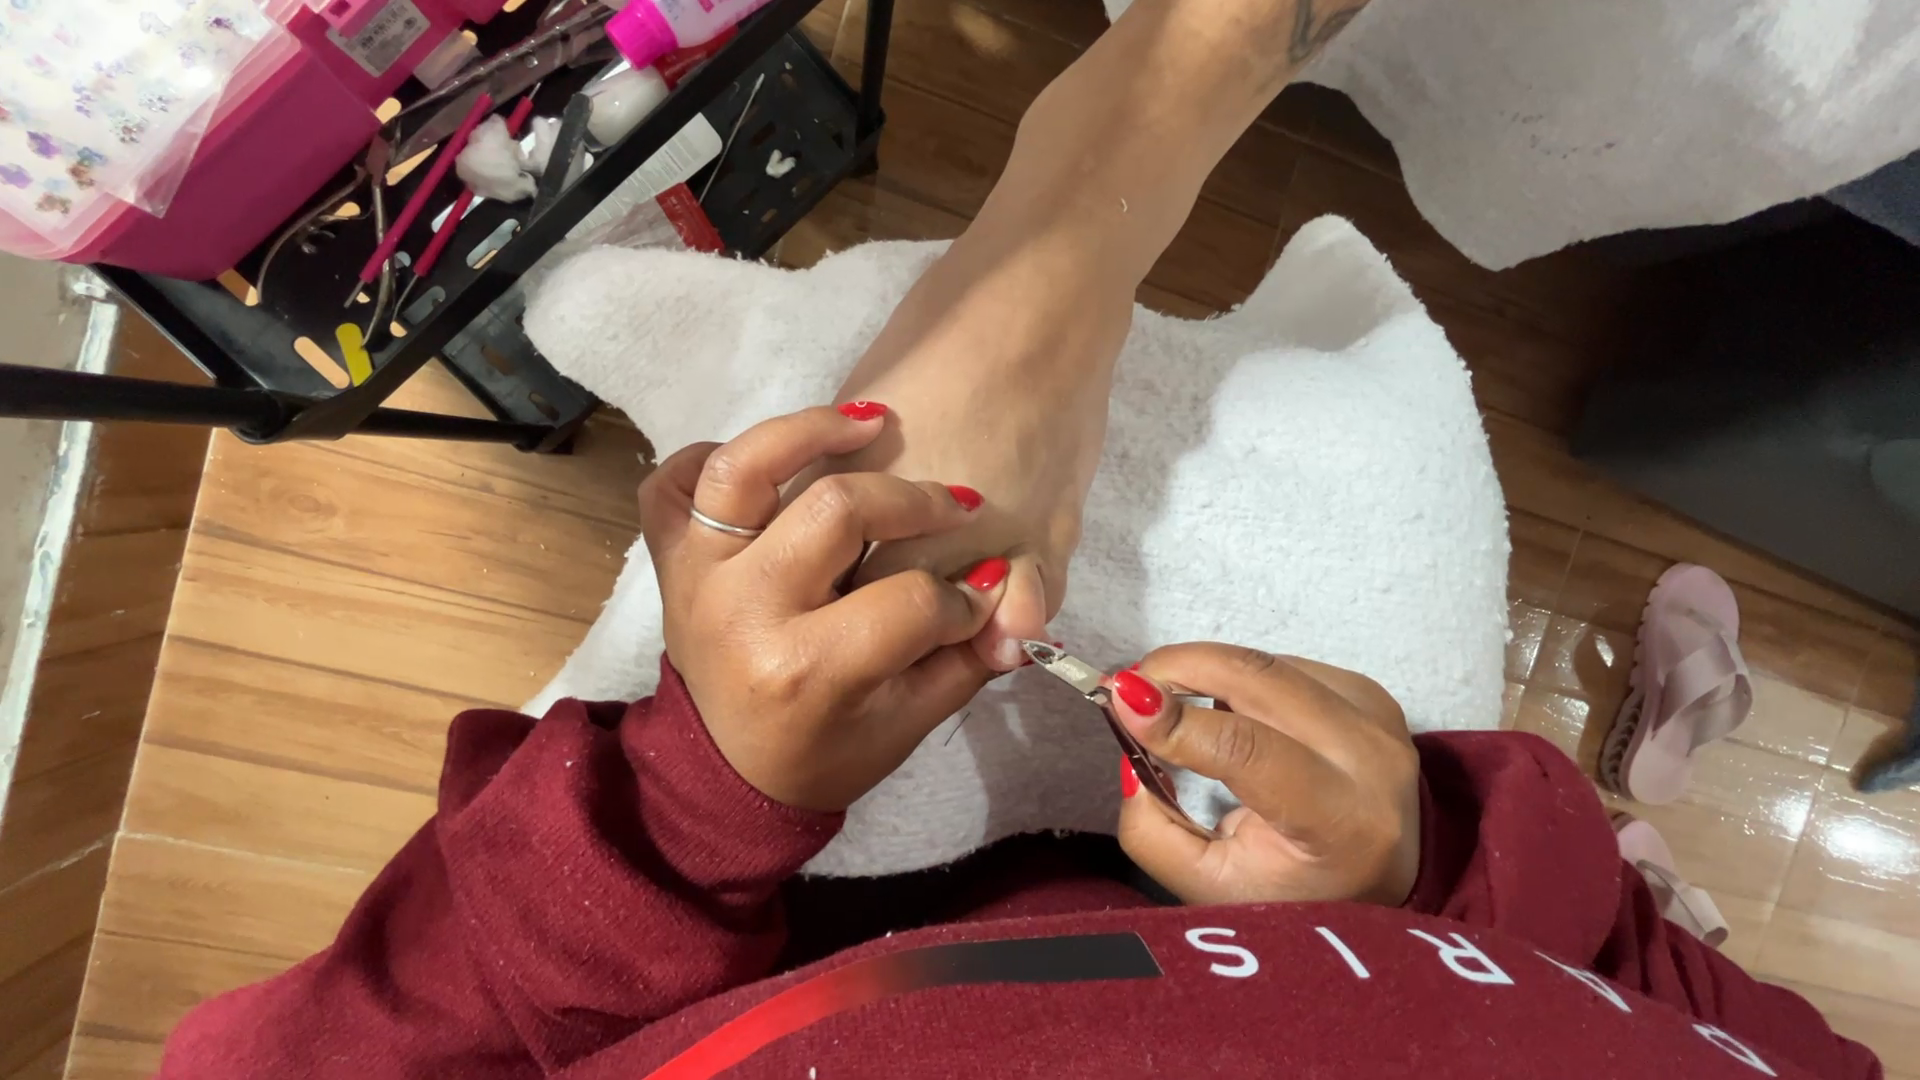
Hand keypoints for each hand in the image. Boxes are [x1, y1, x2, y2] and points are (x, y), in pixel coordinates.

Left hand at [640, 404, 1010, 811]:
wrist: (730, 776)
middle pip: (837, 509)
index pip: (910, 603)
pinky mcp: (671, 563)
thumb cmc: (829, 753)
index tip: (978, 596)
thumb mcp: (910, 723)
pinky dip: (713, 457)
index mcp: (807, 670)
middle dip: (915, 501)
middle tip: (953, 505)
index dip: (964, 598)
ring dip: (812, 430)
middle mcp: (744, 611)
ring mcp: (698, 577)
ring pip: (745, 466)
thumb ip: (969, 658)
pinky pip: (672, 484)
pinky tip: (772, 464)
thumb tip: (1008, 593)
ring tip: (870, 426)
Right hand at [1110, 644, 1421, 905]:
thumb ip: (1150, 827)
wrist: (1382, 879)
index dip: (1178, 719)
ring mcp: (1375, 717)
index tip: (1120, 698)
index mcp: (1338, 822)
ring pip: (1262, 664)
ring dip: (1202, 671)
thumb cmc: (1290, 889)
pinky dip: (1237, 677)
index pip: (1247, 750)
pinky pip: (1281, 663)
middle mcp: (1369, 759)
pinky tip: (1229, 709)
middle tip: (1128, 682)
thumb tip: (1133, 739)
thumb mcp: (1207, 885)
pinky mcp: (1368, 692)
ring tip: (1172, 702)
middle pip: (1257, 677)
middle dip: (1178, 665)